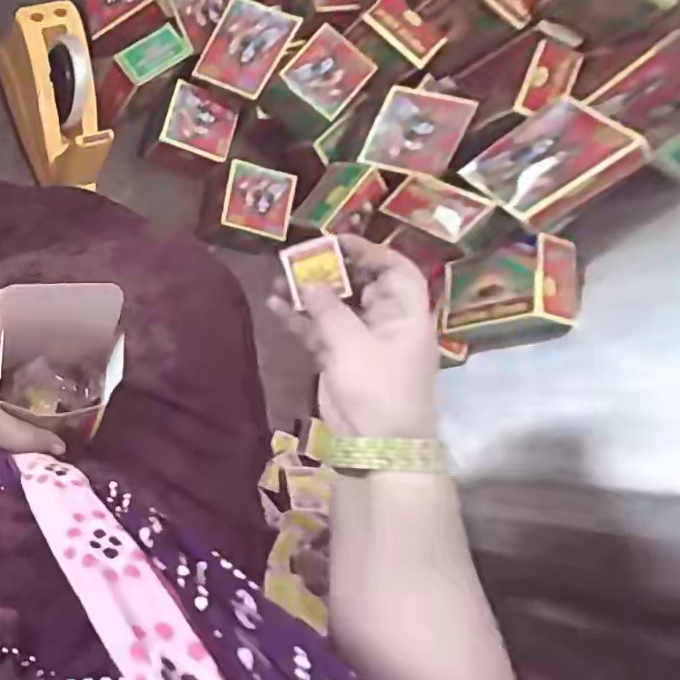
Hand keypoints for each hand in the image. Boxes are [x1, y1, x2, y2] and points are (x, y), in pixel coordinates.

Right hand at [267, 235, 438, 439]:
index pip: (393, 269)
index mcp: (404, 312)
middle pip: (358, 286)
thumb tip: (308, 283)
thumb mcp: (352, 344)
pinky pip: (317, 330)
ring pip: (332, 308)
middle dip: (329, 271)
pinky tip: (275, 307)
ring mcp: (359, 339)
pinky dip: (298, 319)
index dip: (368, 251)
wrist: (376, 438)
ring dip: (307, 295)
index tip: (335, 241)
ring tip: (276, 281)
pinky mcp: (337, 357)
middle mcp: (384, 320)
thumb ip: (328, 311)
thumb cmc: (377, 385)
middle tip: (298, 260)